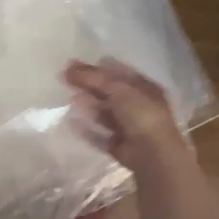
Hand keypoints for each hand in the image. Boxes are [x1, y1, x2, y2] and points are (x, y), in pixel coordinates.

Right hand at [63, 57, 192, 177]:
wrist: (153, 154)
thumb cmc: (141, 114)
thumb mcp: (119, 89)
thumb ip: (94, 78)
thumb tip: (69, 68)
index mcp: (145, 89)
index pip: (119, 73)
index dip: (98, 67)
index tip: (75, 64)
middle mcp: (139, 106)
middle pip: (110, 92)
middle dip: (89, 85)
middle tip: (65, 77)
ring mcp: (129, 127)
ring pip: (105, 113)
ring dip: (89, 105)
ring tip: (70, 97)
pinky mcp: (119, 145)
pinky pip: (100, 135)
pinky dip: (87, 129)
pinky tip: (72, 122)